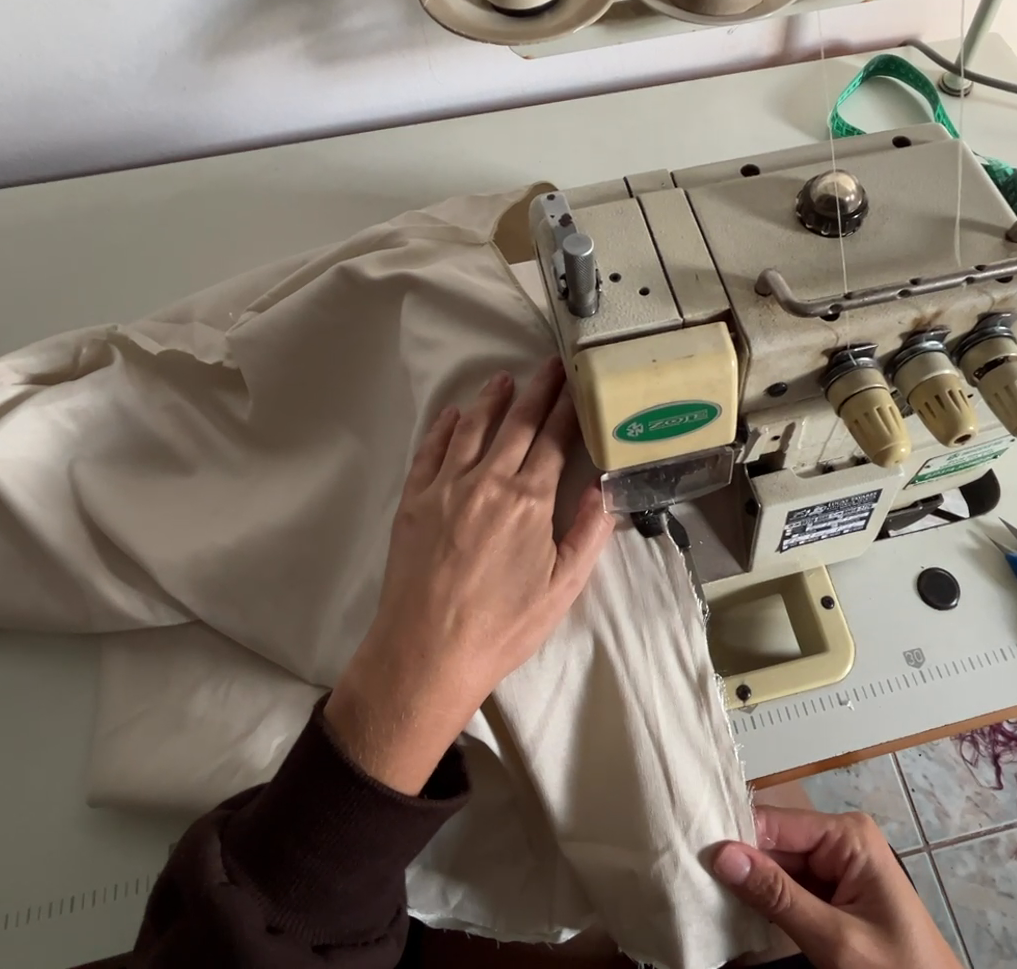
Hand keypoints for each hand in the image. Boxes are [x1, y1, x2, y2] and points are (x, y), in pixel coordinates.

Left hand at [325, 358, 615, 793]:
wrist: (426, 652)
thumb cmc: (503, 625)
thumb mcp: (563, 587)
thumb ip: (588, 532)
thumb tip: (602, 486)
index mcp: (529, 499)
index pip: (554, 440)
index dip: (568, 408)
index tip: (577, 383)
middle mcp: (488, 480)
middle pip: (517, 423)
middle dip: (538, 390)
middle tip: (549, 364)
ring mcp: (445, 486)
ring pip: (472, 428)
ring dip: (491, 400)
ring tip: (504, 379)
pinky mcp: (414, 499)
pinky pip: (430, 450)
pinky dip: (444, 427)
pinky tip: (452, 415)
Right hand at [712, 806, 963, 968]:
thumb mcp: (836, 939)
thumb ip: (778, 896)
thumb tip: (723, 855)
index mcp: (847, 835)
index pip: (774, 823)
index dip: (734, 838)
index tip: (690, 852)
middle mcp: (838, 839)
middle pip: (771, 843)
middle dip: (738, 863)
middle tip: (691, 876)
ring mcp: (834, 866)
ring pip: (774, 866)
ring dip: (746, 884)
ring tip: (705, 891)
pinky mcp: (829, 892)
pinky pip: (786, 887)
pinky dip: (763, 901)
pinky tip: (734, 908)